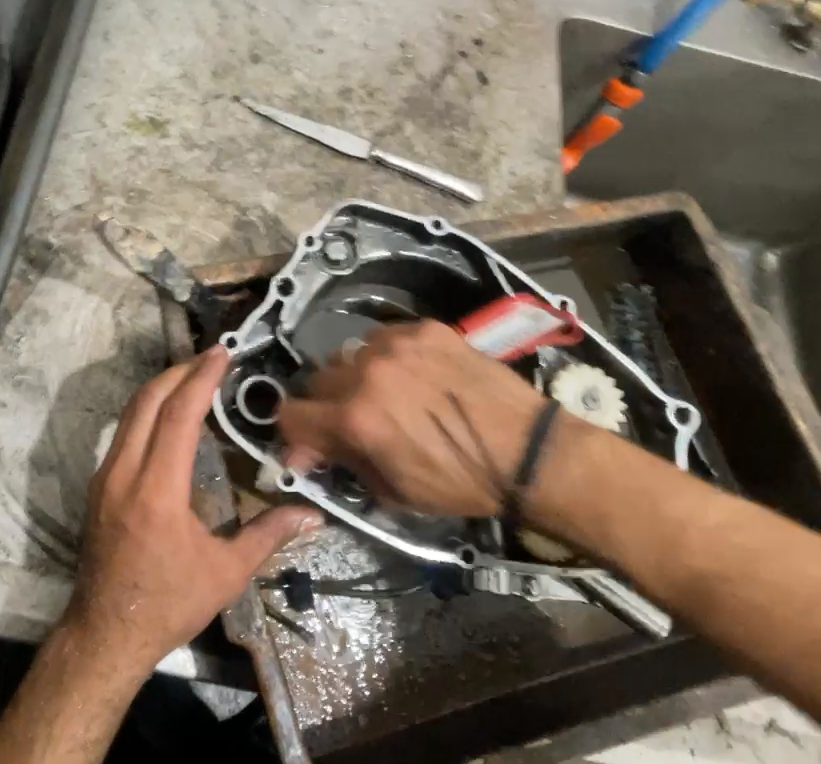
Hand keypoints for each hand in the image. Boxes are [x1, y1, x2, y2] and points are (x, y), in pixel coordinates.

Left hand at [65, 348, 321, 671]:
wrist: (107, 631)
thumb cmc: (170, 603)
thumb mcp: (226, 573)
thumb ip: (268, 535)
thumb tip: (313, 515)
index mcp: (158, 489)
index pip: (178, 415)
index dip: (201, 379)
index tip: (222, 353)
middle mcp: (124, 472)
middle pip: (147, 401)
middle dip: (179, 372)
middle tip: (212, 357)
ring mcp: (105, 476)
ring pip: (129, 413)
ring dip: (161, 388)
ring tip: (194, 378)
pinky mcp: (98, 485)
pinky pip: (123, 432)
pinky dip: (147, 411)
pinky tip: (170, 416)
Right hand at [279, 320, 553, 516]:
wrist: (529, 453)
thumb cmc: (461, 483)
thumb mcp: (393, 491)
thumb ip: (345, 464)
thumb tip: (314, 453)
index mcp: (355, 418)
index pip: (290, 414)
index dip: (295, 435)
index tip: (310, 446)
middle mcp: (366, 373)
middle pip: (317, 381)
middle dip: (327, 405)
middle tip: (353, 421)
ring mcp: (397, 345)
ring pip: (351, 355)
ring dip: (357, 377)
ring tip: (388, 394)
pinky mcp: (426, 329)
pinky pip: (387, 337)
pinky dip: (390, 356)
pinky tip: (415, 375)